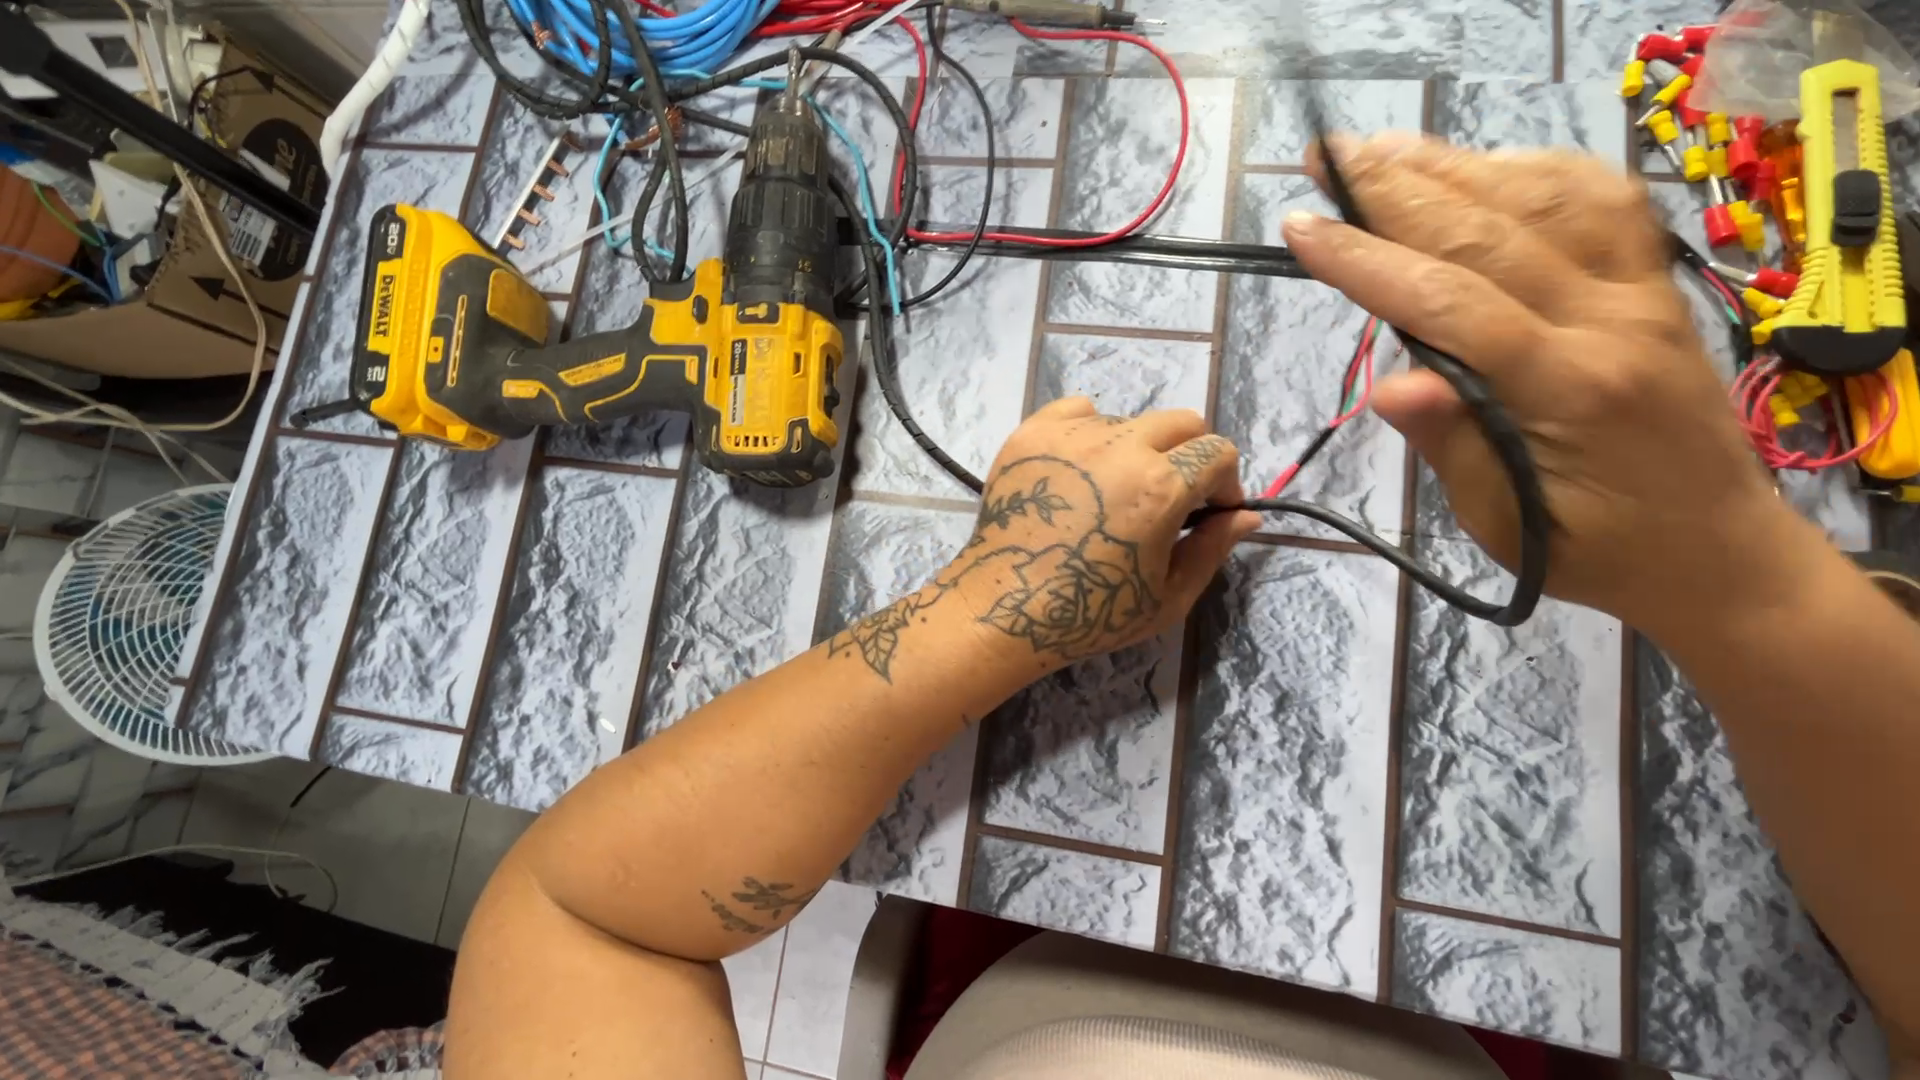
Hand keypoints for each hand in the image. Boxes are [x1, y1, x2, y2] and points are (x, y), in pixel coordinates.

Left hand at [939, 397, 1261, 669]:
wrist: (1005, 607)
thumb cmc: (1091, 613)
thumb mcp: (1168, 596)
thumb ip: (1212, 548)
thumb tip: (1247, 516)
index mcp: (1161, 486)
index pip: (1218, 452)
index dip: (1225, 482)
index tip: (1211, 510)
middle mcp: (1120, 447)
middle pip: (1182, 422)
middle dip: (1191, 455)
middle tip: (1172, 496)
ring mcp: (1072, 435)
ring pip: (1129, 419)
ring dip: (1139, 448)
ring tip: (1116, 490)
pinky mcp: (1031, 434)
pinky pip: (1077, 411)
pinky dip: (1091, 430)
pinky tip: (1083, 468)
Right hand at [1288, 135, 1797, 626]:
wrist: (1716, 552)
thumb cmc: (1591, 551)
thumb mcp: (1503, 522)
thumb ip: (1452, 444)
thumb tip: (1389, 386)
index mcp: (1569, 388)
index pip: (1451, 302)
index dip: (1367, 260)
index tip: (1302, 228)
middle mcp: (1613, 320)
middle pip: (1493, 231)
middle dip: (1399, 187)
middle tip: (1326, 155)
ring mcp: (1643, 294)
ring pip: (1547, 200)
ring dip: (1457, 166)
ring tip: (1382, 151)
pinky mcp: (1653, 287)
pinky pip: (1600, 204)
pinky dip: (1533, 172)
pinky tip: (1483, 167)